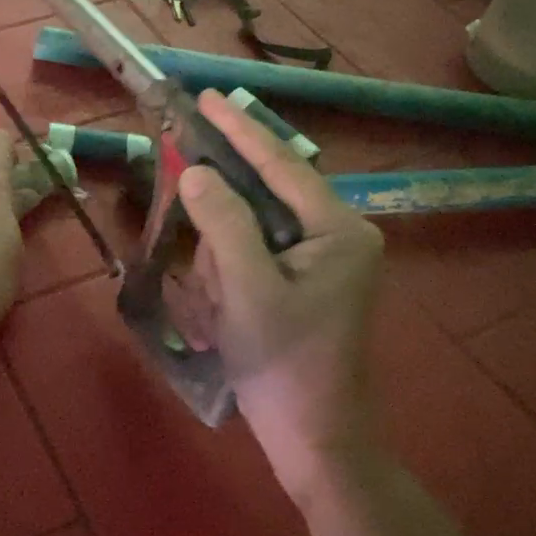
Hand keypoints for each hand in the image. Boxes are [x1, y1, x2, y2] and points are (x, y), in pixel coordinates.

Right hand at [177, 91, 384, 493]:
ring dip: (221, 261)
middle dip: (224, 219)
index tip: (205, 97)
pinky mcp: (304, 284)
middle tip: (202, 223)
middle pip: (264, 197)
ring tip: (221, 311)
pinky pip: (253, 259)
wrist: (314, 438)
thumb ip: (223, 223)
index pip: (281, 165)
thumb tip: (196, 172)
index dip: (239, 130)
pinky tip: (225, 316)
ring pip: (251, 230)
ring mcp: (321, 262)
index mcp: (338, 229)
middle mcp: (337, 235)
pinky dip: (229, 278)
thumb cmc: (285, 363)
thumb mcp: (247, 289)